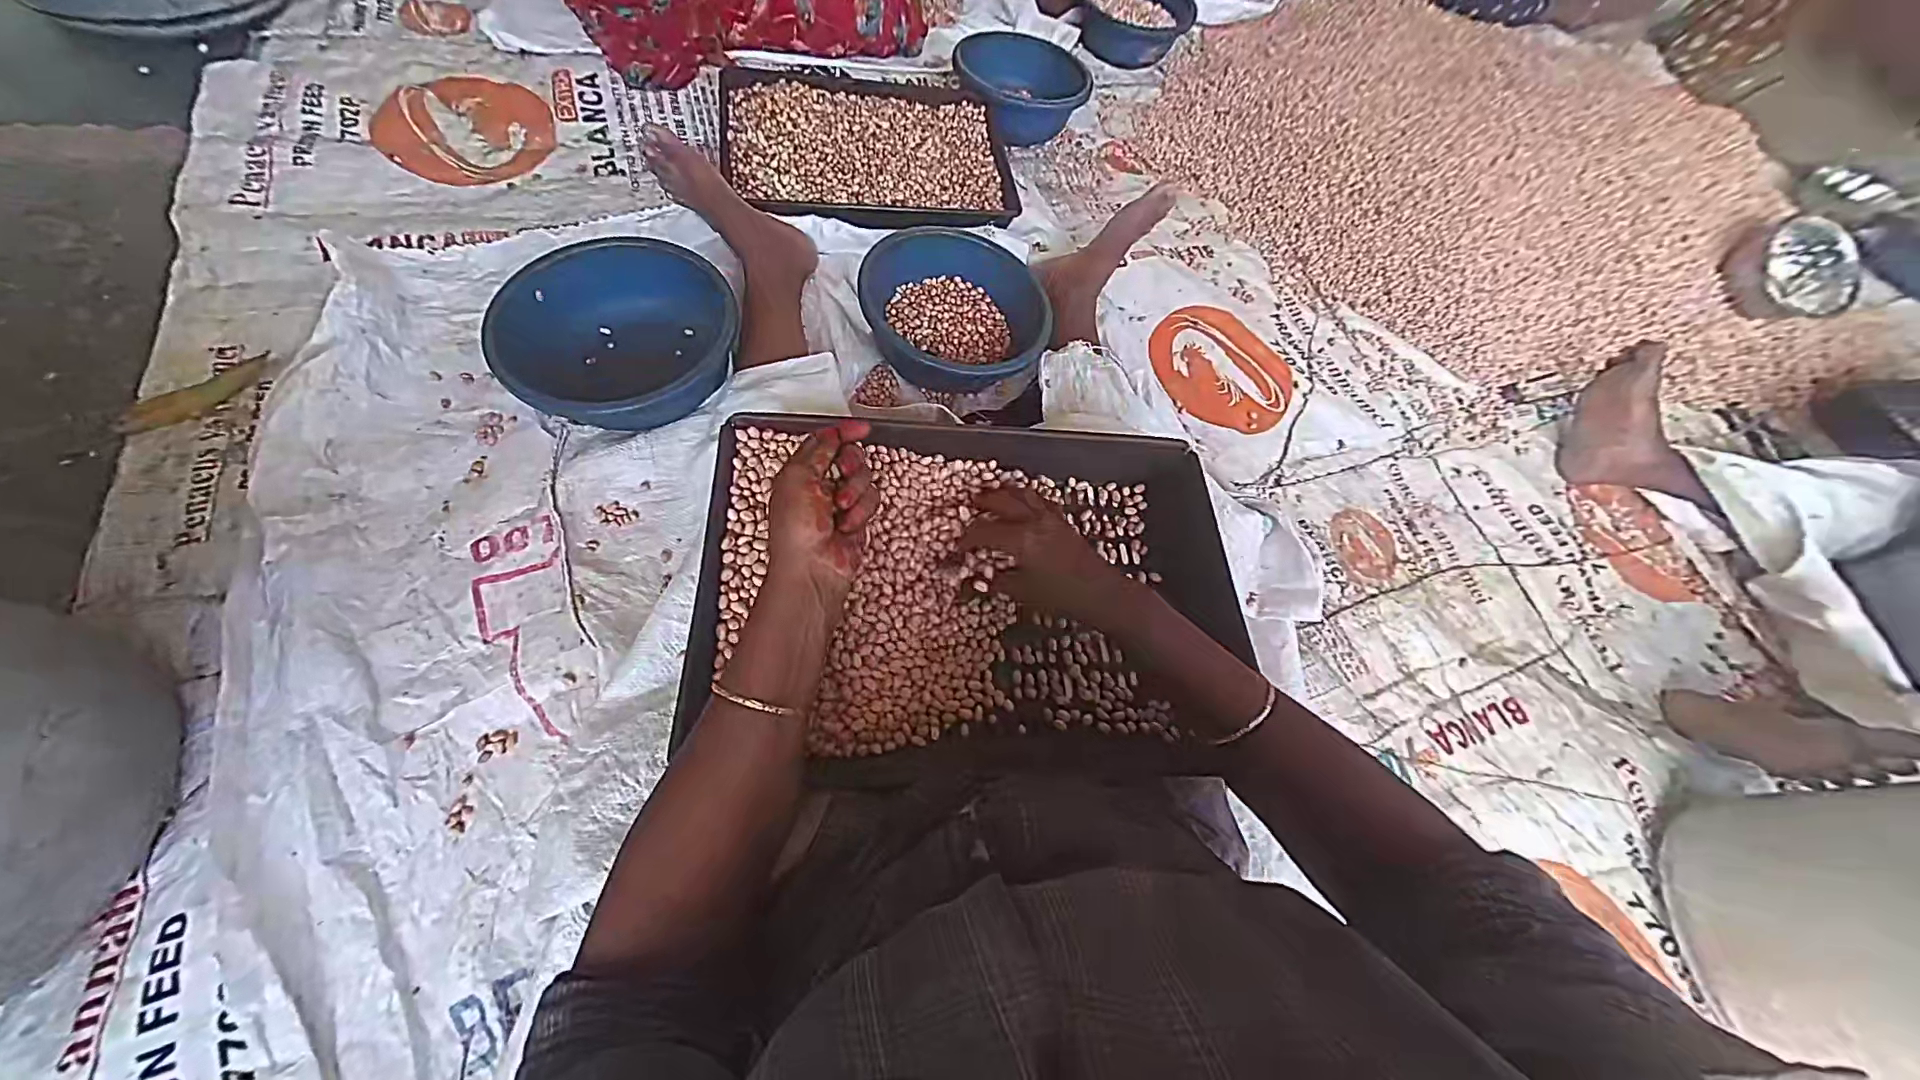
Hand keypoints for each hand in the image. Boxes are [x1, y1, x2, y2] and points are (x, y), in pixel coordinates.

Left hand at [764, 420, 878, 606]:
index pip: (827, 442)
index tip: (861, 428)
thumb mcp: (797, 478)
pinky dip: (862, 511)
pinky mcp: (858, 518)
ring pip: (865, 478)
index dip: (844, 432)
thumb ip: (817, 450)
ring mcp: (842, 502)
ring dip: (855, 491)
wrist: (812, 569)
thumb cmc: (796, 531)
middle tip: (845, 473)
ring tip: (841, 509)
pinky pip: (872, 500)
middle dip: (852, 464)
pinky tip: (847, 526)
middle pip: (851, 456)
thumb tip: (832, 434)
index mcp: (801, 472)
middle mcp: (821, 485)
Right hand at [956, 486, 1134, 624]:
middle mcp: (1035, 523)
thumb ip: (998, 582)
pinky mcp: (1063, 522)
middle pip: (1001, 502)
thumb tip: (976, 580)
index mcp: (1021, 541)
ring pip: (1022, 495)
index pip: (983, 532)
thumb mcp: (1024, 593)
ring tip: (991, 494)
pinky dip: (1027, 497)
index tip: (958, 547)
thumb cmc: (1064, 597)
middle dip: (981, 503)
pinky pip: (1041, 500)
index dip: (967, 538)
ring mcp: (1051, 520)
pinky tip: (1024, 501)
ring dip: (1004, 493)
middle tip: (967, 506)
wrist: (1101, 594)